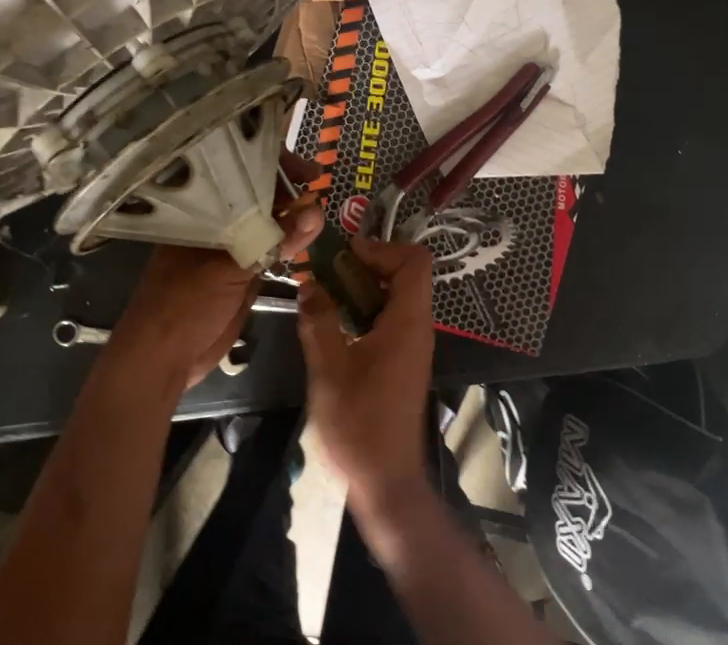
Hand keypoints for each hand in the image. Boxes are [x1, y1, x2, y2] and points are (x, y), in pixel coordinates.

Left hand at [110, 152, 324, 387]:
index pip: (239, 173)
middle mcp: (216, 224)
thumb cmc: (182, 305)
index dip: (272, 164)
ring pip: (266, 222)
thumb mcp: (228, 269)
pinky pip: (270, 249)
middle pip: (257, 195)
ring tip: (319, 212)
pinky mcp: (241, 273)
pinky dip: (289, 242)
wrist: (163, 359)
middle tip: (319, 187)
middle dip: (287, 188)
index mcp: (201, 212)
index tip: (305, 170)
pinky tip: (310, 238)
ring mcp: (229, 248)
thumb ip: (274, 240)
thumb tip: (317, 211)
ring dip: (291, 216)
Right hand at [297, 237, 436, 509]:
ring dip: (362, 288)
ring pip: (395, 298)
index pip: (414, 262)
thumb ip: (319, 321)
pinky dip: (365, 311)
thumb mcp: (329, 369)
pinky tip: (334, 324)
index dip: (382, 247)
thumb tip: (310, 284)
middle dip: (366, 264)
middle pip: (405, 276)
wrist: (386, 479)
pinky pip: (389, 320)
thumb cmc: (358, 424)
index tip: (344, 252)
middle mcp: (418, 328)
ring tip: (324, 293)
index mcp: (408, 323)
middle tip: (326, 269)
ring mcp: (412, 346)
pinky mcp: (402, 363)